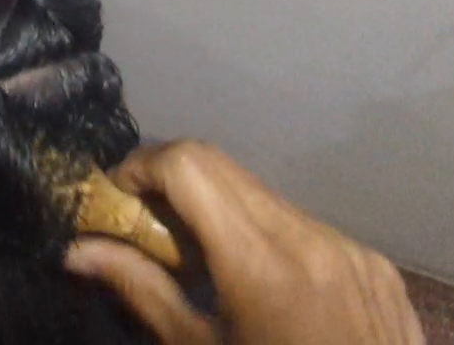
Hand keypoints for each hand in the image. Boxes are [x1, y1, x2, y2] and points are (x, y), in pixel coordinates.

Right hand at [64, 141, 422, 343]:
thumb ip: (140, 290)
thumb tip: (77, 250)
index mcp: (263, 264)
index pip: (187, 164)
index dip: (141, 166)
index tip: (120, 199)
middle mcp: (309, 238)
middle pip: (217, 163)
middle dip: (168, 178)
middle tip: (146, 219)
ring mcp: (351, 250)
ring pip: (256, 188)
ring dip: (213, 202)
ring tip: (200, 254)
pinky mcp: (377, 266)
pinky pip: (299, 220)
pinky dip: (259, 228)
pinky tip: (259, 279)